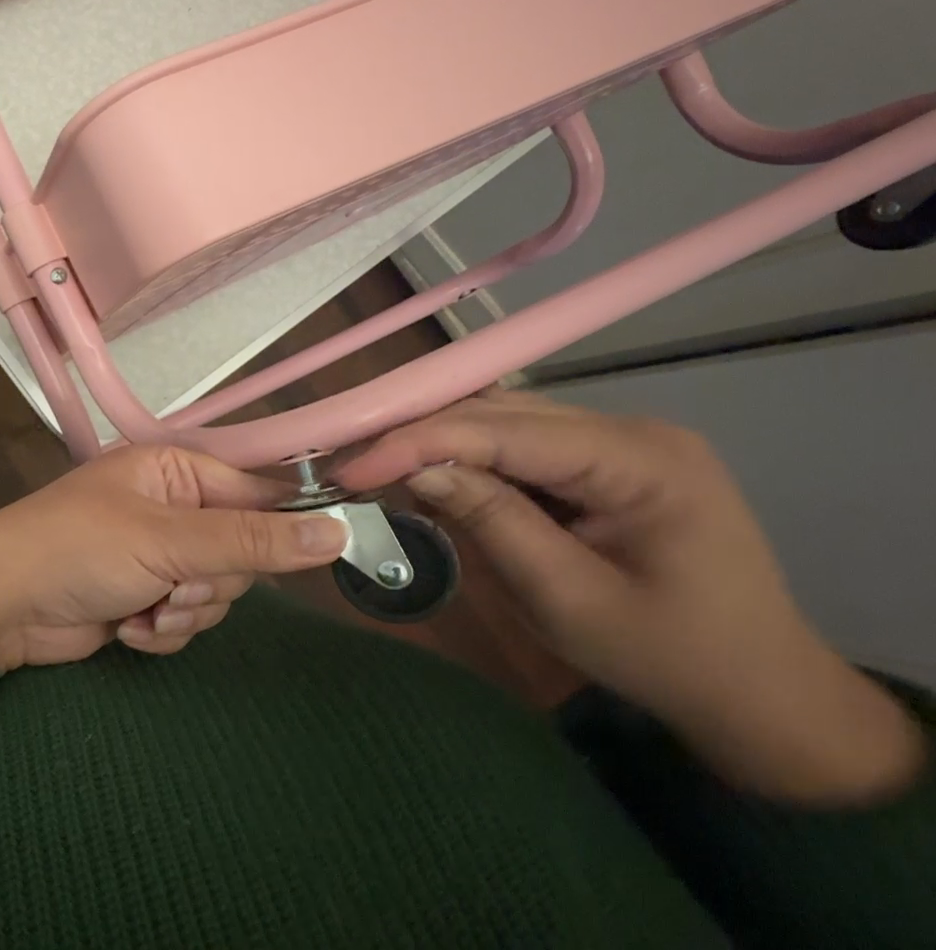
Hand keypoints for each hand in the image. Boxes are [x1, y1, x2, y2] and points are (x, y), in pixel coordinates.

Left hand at [0, 446, 346, 671]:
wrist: (1, 606)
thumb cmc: (78, 550)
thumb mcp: (167, 540)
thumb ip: (251, 540)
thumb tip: (338, 531)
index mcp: (174, 473)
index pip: (256, 495)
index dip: (281, 529)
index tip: (317, 556)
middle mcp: (170, 510)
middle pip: (240, 554)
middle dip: (210, 584)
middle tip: (174, 589)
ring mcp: (156, 557)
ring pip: (215, 595)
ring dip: (182, 614)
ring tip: (141, 610)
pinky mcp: (143, 599)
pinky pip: (184, 621)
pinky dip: (159, 632)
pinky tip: (125, 629)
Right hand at [334, 392, 926, 806]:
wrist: (756, 690)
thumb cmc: (665, 655)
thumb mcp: (566, 597)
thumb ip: (491, 521)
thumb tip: (415, 468)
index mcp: (641, 460)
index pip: (504, 430)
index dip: (418, 441)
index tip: (349, 468)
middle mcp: (633, 431)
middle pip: (502, 413)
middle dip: (419, 435)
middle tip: (348, 465)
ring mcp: (624, 442)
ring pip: (507, 422)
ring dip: (440, 442)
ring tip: (377, 469)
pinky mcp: (609, 462)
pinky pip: (524, 445)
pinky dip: (472, 459)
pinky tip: (434, 477)